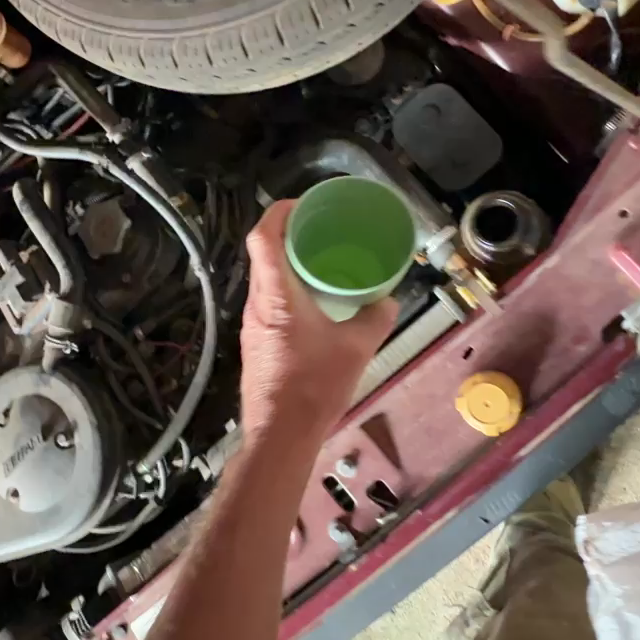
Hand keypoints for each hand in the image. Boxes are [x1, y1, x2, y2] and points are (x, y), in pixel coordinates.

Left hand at [239, 201, 396, 443]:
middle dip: (287, 235)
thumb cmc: (315, 386)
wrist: (280, 435)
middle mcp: (257, 304)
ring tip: (319, 263)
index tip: (302, 205)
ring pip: (264, 281)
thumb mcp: (357, 349)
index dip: (278, 212)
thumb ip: (375, 319)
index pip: (262, 237)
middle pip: (262, 255)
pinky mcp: (255, 344)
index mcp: (276, 295)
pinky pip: (268, 303)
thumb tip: (387, 301)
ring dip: (286, 265)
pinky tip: (312, 304)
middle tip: (319, 230)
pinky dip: (286, 291)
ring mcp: (252, 325)